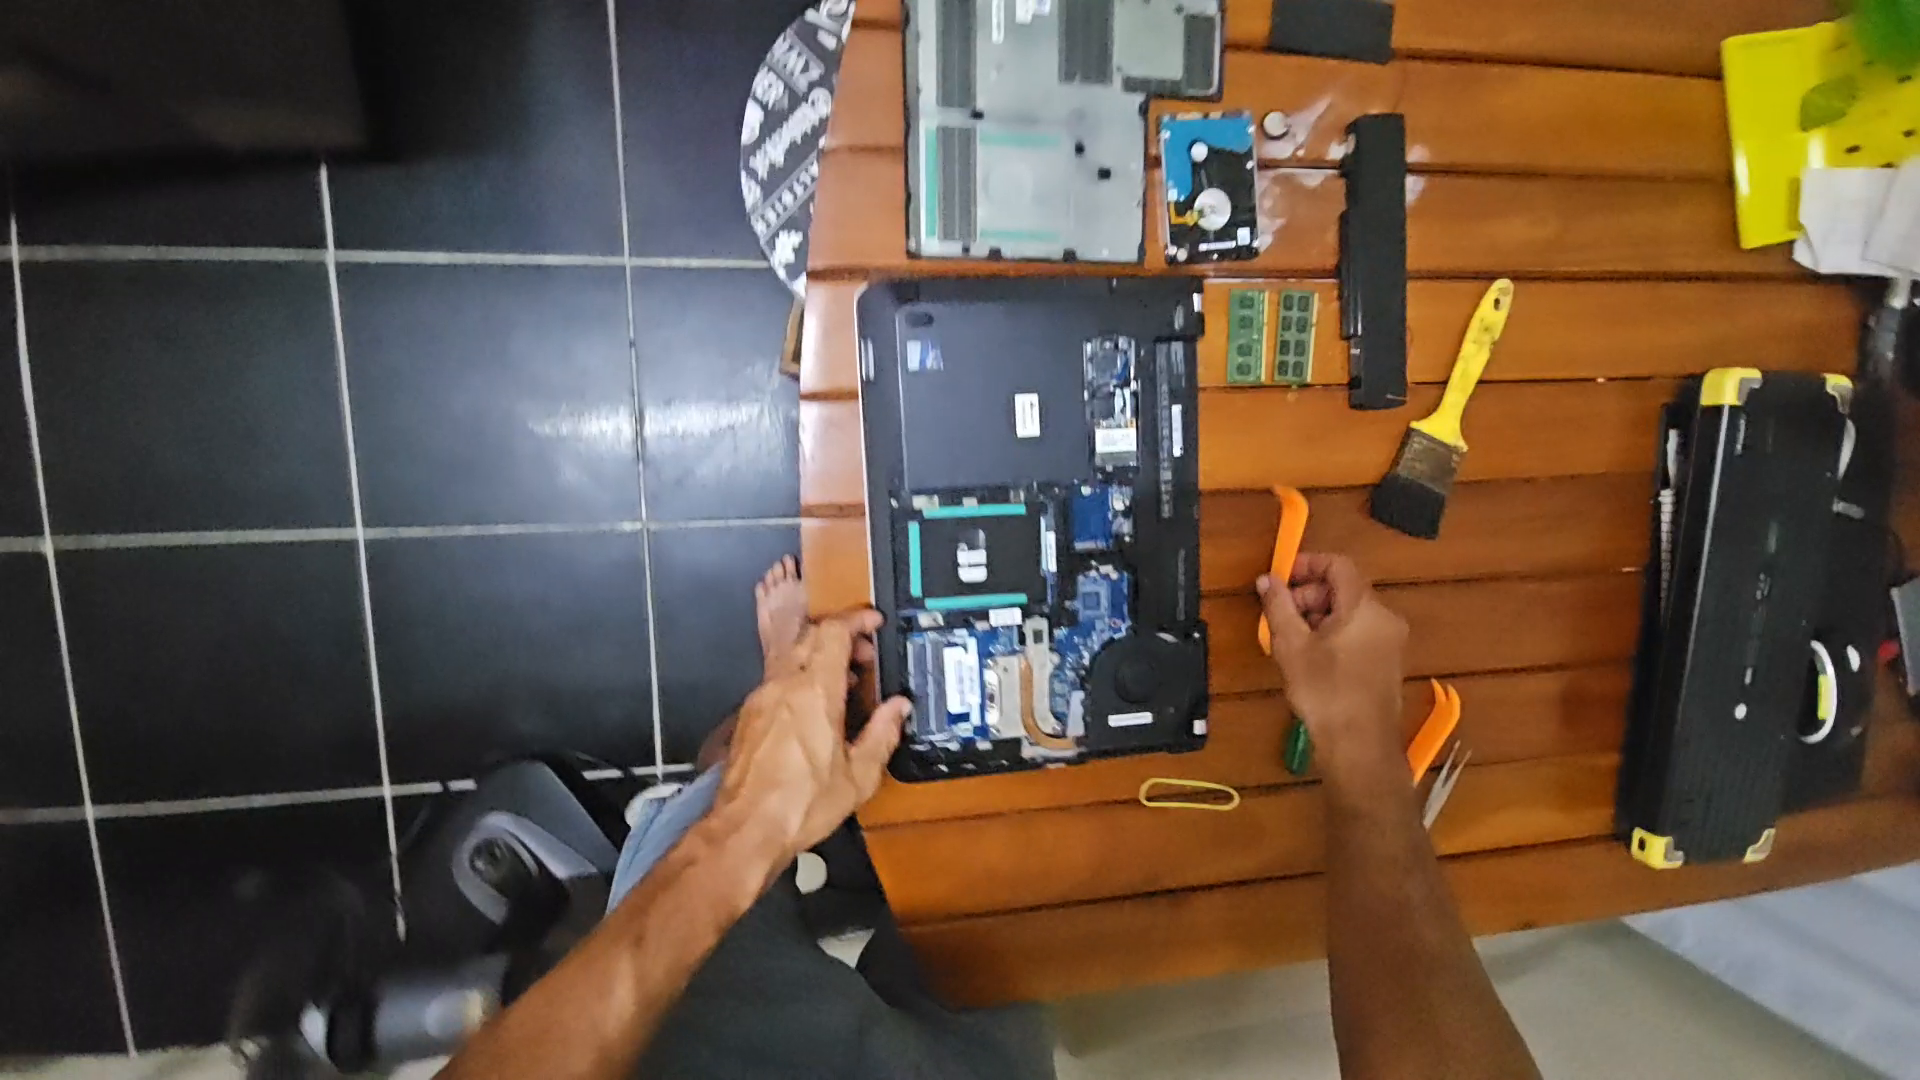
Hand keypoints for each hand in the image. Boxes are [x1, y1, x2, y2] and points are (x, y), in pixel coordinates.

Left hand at [713, 609, 911, 858]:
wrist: (745, 829)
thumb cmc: (799, 805)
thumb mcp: (859, 776)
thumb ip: (882, 734)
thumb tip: (898, 709)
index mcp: (815, 693)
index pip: (833, 631)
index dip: (856, 620)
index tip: (873, 624)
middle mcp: (784, 685)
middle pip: (811, 634)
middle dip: (842, 634)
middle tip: (864, 654)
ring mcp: (762, 697)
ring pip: (792, 653)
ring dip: (821, 654)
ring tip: (845, 681)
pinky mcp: (750, 714)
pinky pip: (778, 676)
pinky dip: (802, 675)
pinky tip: (817, 704)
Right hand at [1259, 554, 1407, 775]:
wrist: (1359, 745)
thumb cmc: (1324, 691)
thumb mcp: (1291, 645)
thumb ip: (1278, 605)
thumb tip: (1267, 579)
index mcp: (1365, 608)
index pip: (1338, 564)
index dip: (1306, 564)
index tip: (1278, 578)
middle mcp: (1384, 618)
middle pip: (1343, 588)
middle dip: (1307, 594)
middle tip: (1278, 614)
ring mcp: (1390, 641)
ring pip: (1348, 611)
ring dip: (1316, 615)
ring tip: (1288, 638)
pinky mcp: (1386, 661)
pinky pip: (1357, 631)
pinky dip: (1331, 632)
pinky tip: (1308, 655)